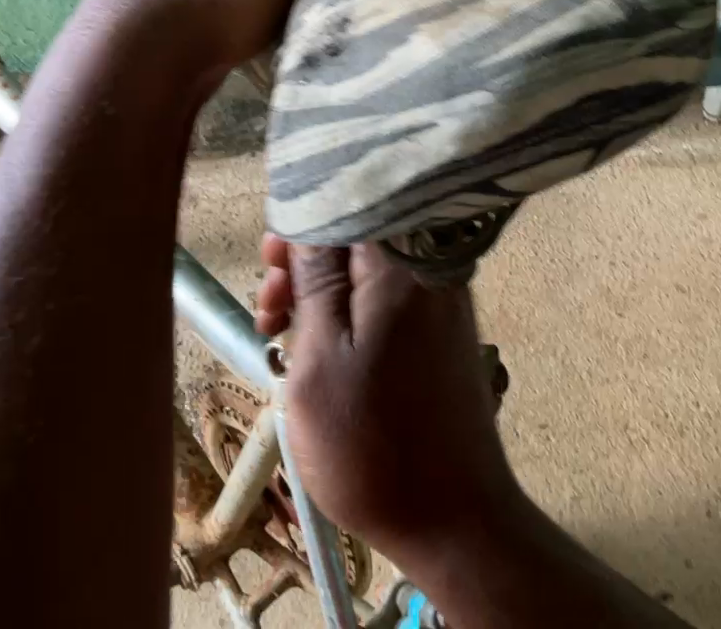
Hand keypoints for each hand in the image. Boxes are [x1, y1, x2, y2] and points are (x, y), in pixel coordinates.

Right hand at [255, 236, 524, 560]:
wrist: (452, 516)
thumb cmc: (373, 443)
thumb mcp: (320, 358)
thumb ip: (314, 280)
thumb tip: (306, 219)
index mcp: (403, 264)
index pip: (349, 203)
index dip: (302, 221)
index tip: (269, 260)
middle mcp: (432, 267)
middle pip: (359, 233)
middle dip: (306, 261)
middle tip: (270, 308)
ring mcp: (442, 298)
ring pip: (369, 268)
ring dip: (323, 291)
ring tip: (283, 334)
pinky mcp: (442, 329)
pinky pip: (387, 297)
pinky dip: (351, 312)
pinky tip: (322, 346)